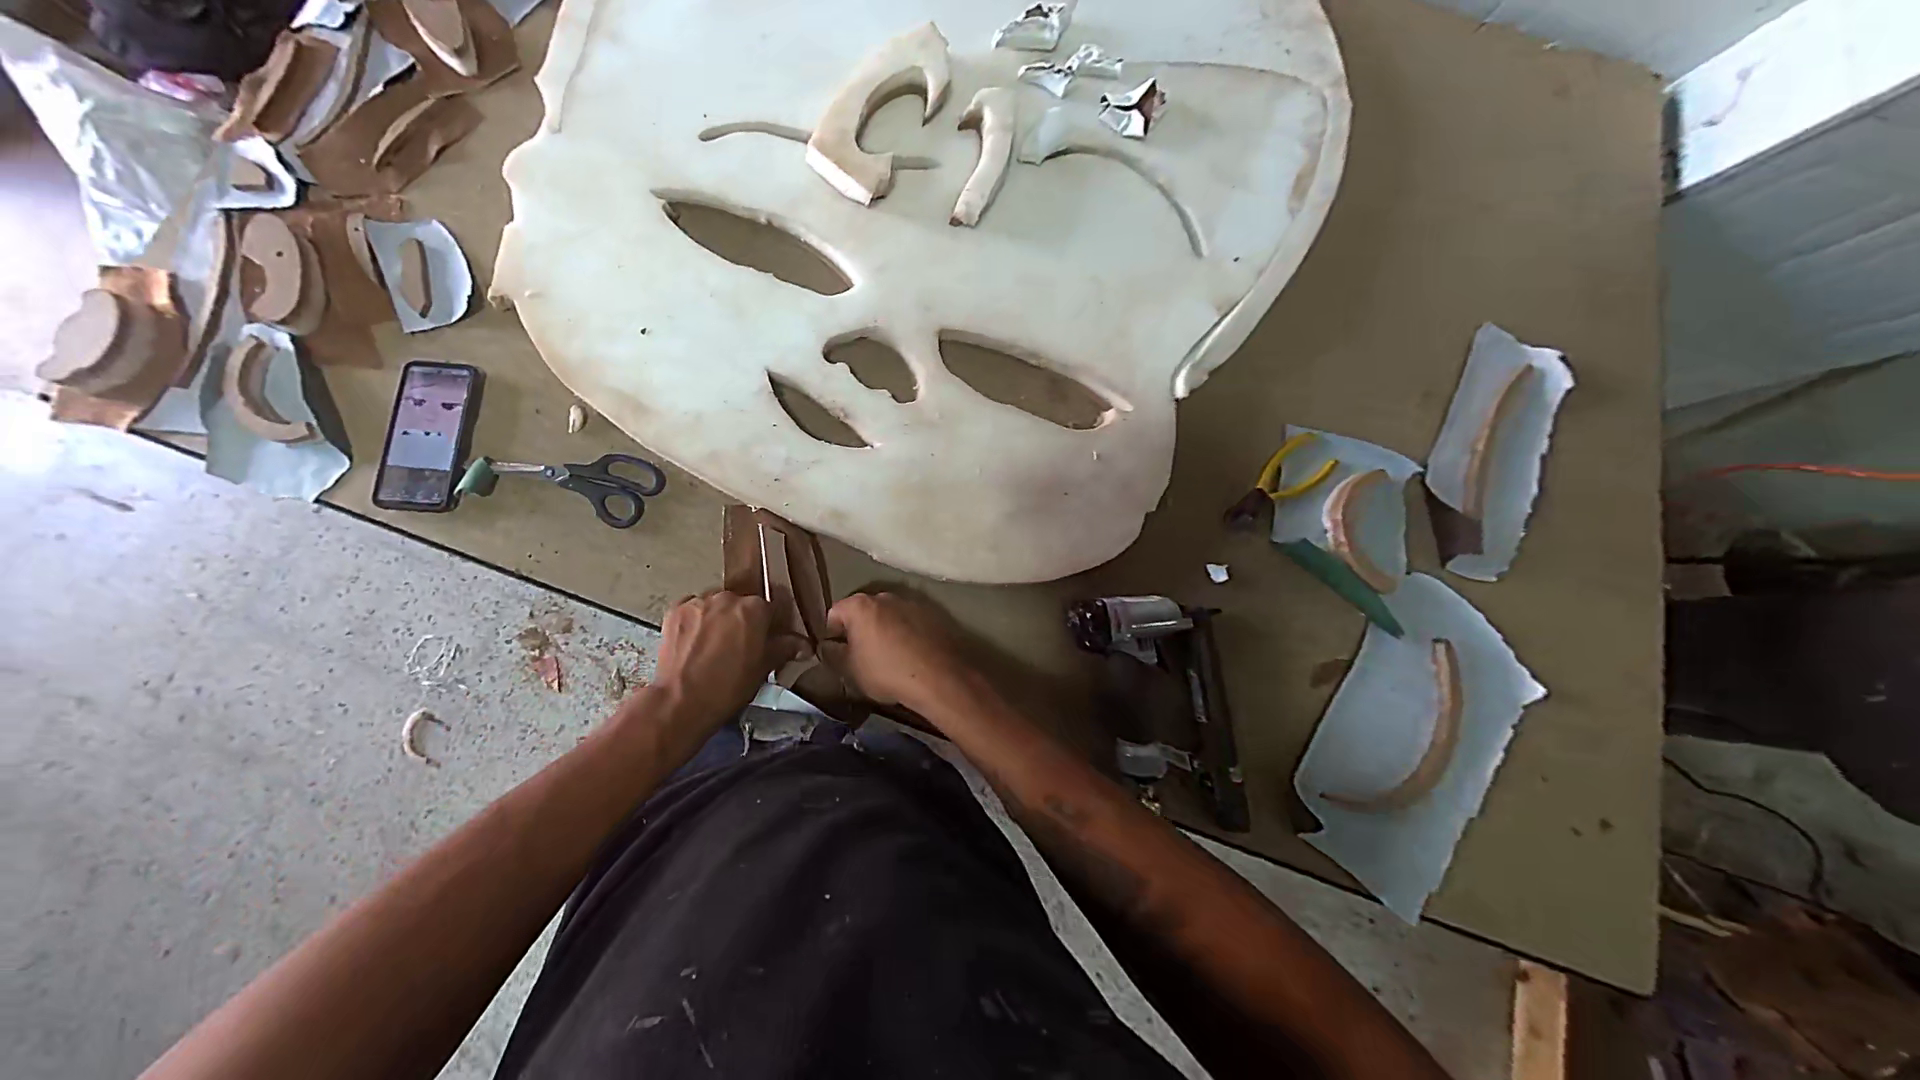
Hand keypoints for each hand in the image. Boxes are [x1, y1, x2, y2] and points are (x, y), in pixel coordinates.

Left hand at [649, 591, 794, 727]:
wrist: (680, 701)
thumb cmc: (726, 687)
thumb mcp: (763, 669)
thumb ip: (785, 649)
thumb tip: (803, 645)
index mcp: (755, 609)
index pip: (772, 607)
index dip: (772, 624)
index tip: (769, 638)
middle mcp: (727, 598)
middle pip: (742, 604)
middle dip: (743, 621)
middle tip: (741, 646)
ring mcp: (698, 603)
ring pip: (716, 605)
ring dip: (718, 619)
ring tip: (715, 648)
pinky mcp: (675, 611)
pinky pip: (693, 610)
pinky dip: (696, 621)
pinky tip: (696, 644)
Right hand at [821, 592, 972, 709]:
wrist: (939, 676)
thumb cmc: (886, 671)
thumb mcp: (850, 669)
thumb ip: (833, 654)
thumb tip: (829, 646)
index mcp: (860, 605)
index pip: (835, 613)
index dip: (832, 635)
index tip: (839, 654)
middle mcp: (886, 596)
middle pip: (864, 611)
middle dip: (860, 630)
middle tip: (863, 656)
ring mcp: (912, 603)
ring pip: (889, 616)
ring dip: (885, 630)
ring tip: (890, 657)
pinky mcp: (934, 614)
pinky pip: (911, 622)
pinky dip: (907, 633)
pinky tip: (911, 655)